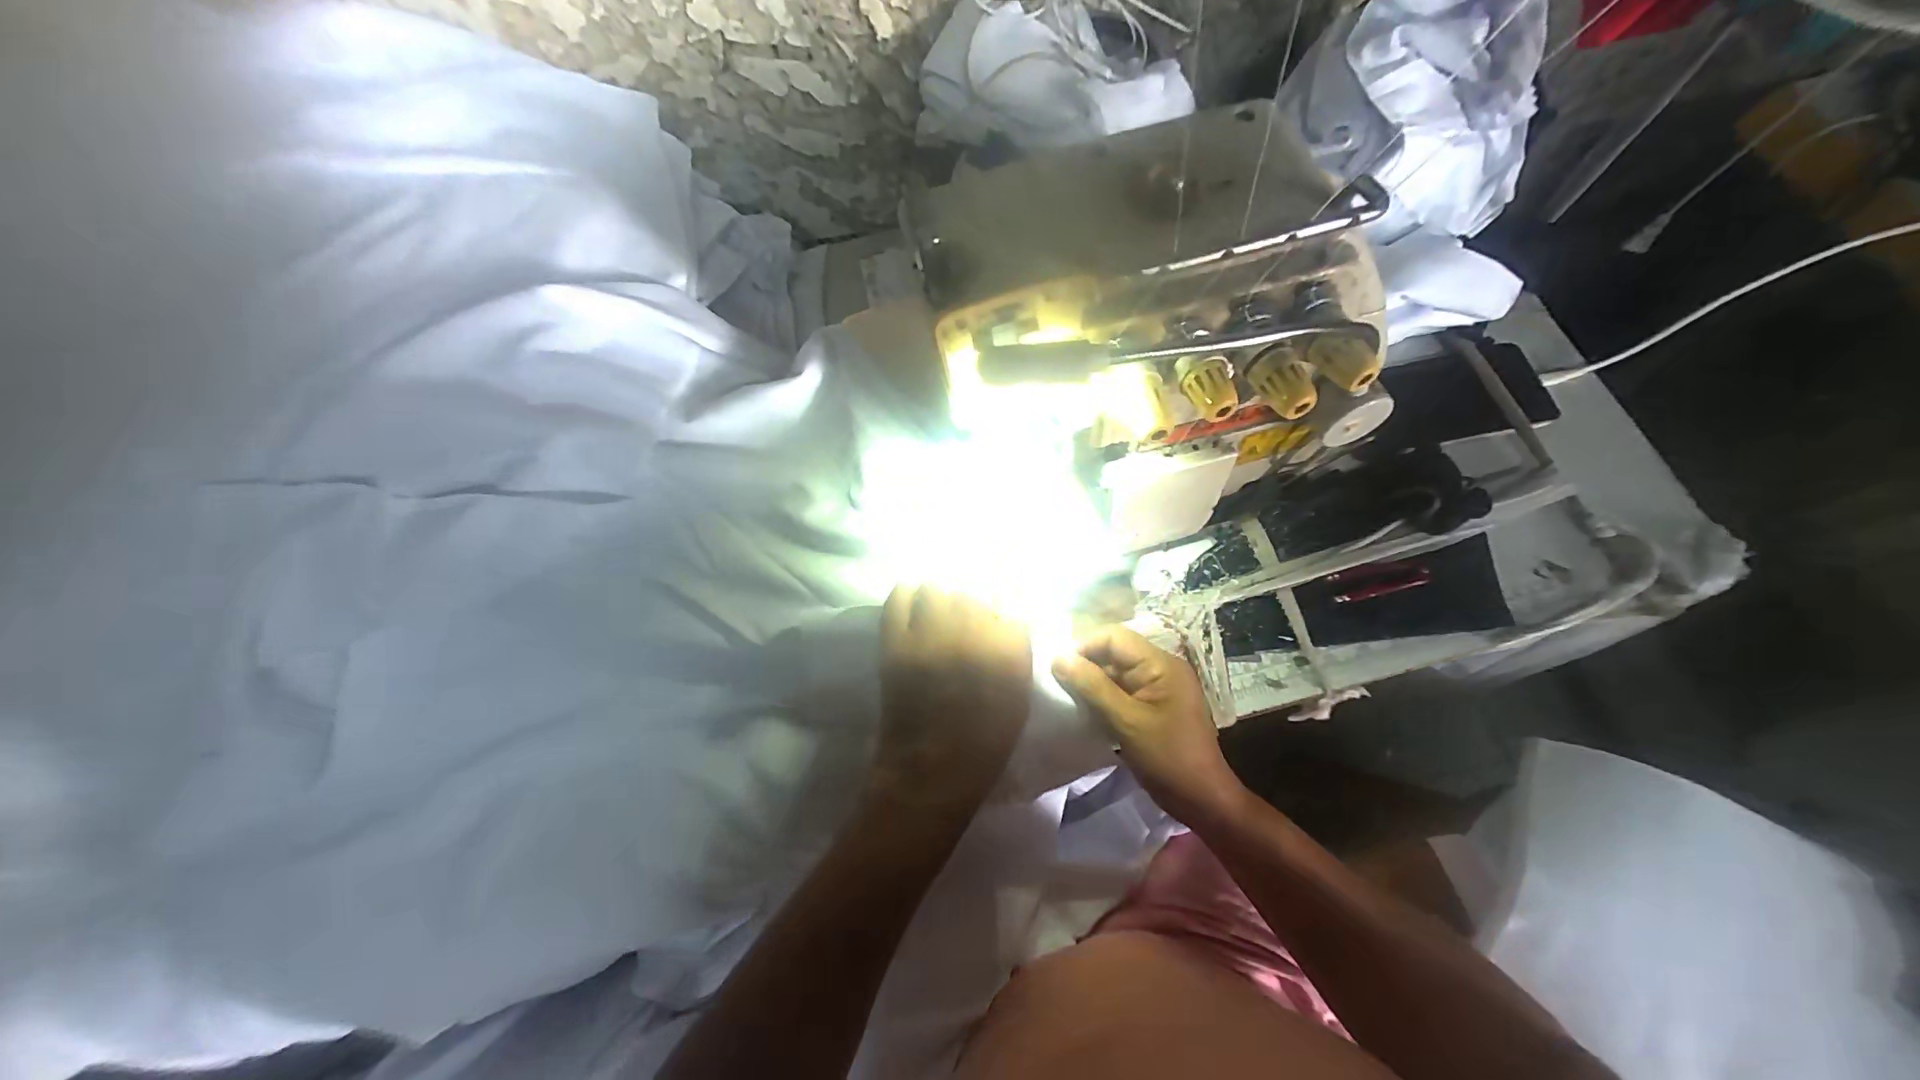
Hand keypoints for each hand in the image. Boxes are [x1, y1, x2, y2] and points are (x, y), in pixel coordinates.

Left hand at [872, 585, 1032, 817]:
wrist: (931, 769)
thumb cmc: (984, 742)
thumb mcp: (1018, 697)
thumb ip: (1015, 652)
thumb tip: (1003, 619)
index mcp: (1008, 649)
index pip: (1005, 609)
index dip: (996, 620)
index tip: (990, 630)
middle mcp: (972, 633)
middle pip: (969, 596)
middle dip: (967, 609)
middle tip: (960, 626)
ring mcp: (930, 634)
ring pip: (935, 591)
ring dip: (936, 601)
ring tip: (934, 616)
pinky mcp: (897, 642)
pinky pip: (899, 599)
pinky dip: (905, 597)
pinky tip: (910, 606)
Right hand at [1051, 625, 1248, 823]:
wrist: (1201, 799)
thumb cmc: (1168, 757)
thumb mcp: (1126, 720)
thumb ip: (1092, 686)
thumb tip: (1058, 658)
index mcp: (1161, 664)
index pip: (1115, 637)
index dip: (1084, 645)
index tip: (1058, 667)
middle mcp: (1160, 669)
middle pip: (1113, 652)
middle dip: (1085, 664)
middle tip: (1057, 683)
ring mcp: (1156, 690)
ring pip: (1114, 673)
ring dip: (1090, 683)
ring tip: (1066, 697)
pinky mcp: (1151, 709)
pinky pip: (1120, 692)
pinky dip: (1101, 698)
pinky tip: (1083, 711)